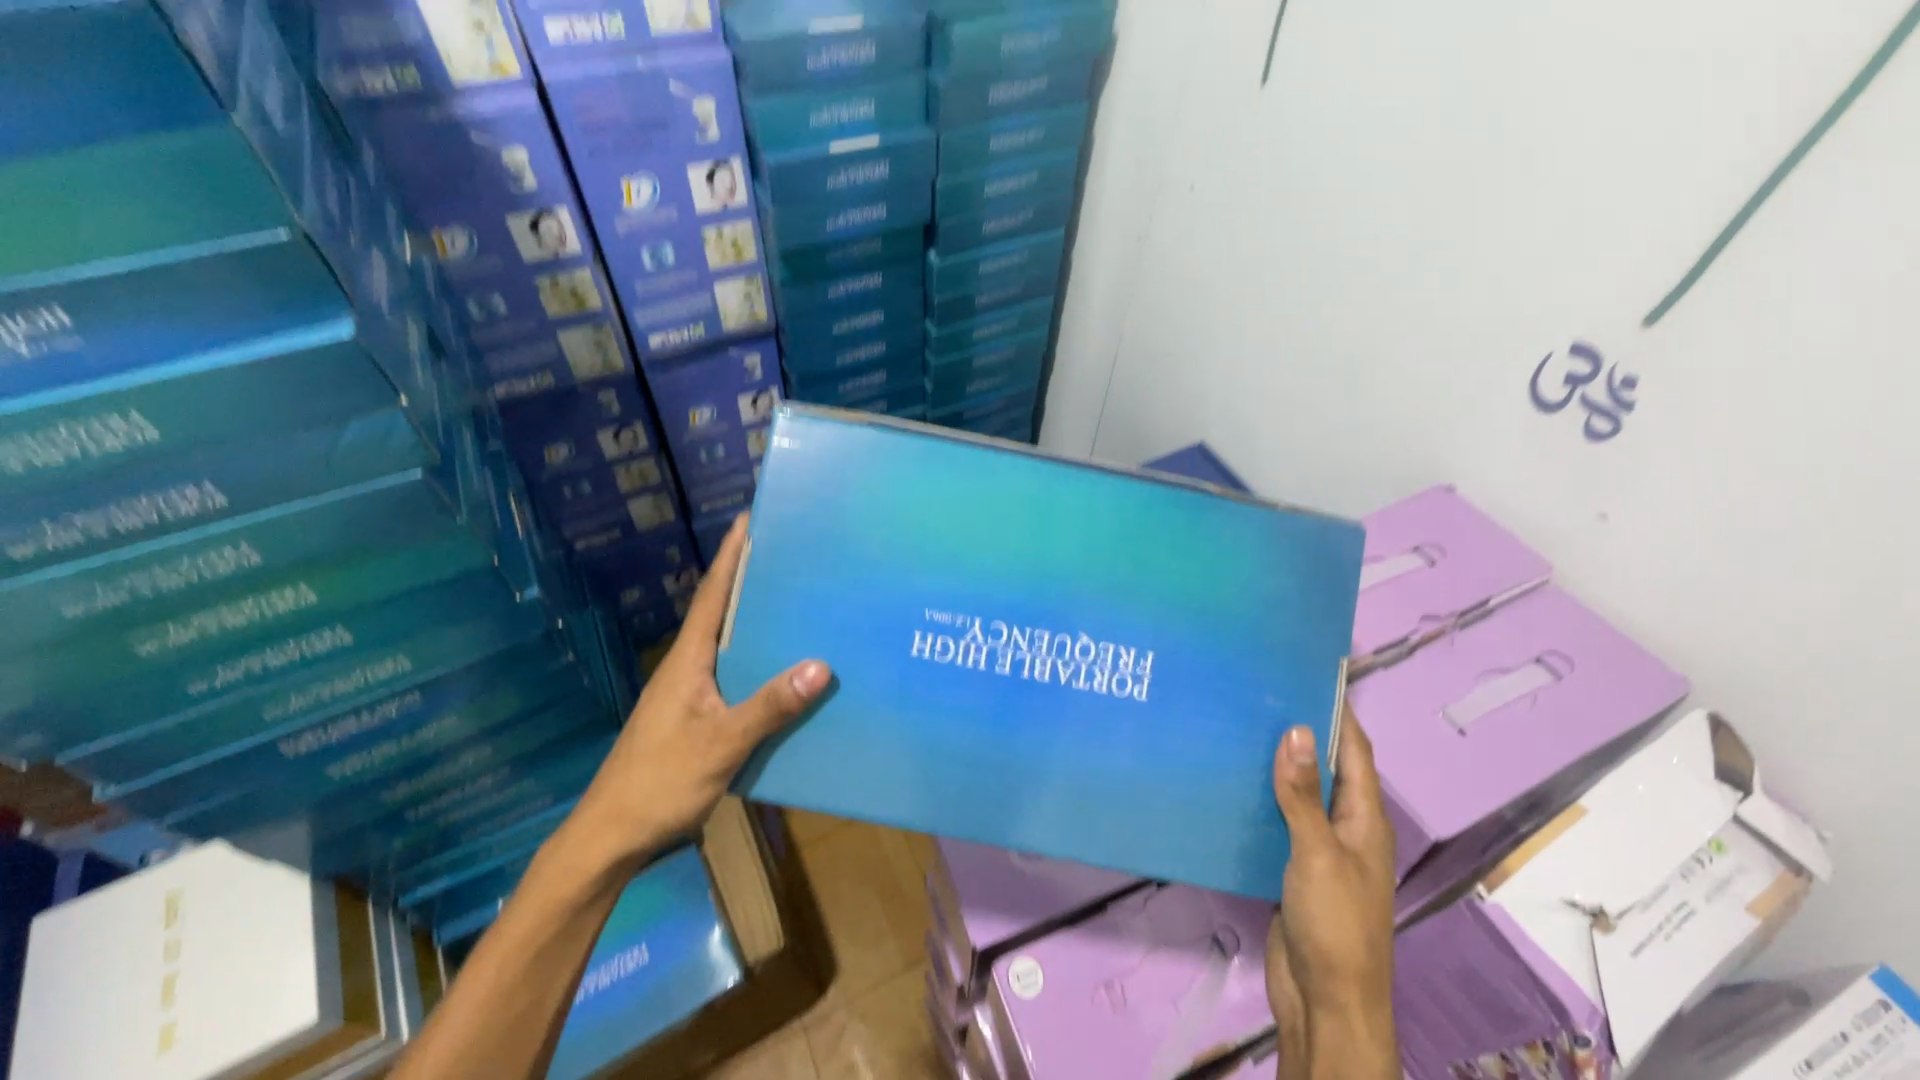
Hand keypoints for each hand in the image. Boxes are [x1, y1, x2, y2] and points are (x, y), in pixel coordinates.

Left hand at [568, 516, 830, 873]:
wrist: (612, 837)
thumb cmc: (660, 782)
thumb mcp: (721, 744)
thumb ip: (769, 706)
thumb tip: (821, 666)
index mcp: (686, 662)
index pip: (711, 596)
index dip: (731, 557)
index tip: (750, 519)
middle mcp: (685, 671)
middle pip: (720, 616)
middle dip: (750, 583)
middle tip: (791, 559)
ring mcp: (688, 699)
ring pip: (728, 650)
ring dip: (756, 627)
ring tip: (799, 610)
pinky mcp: (694, 724)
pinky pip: (733, 682)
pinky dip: (758, 669)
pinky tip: (785, 680)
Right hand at [1266, 708, 1399, 1079]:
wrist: (1326, 999)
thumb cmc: (1335, 922)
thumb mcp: (1317, 853)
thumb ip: (1302, 795)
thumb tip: (1295, 730)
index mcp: (1365, 819)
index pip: (1355, 751)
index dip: (1340, 713)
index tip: (1313, 673)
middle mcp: (1346, 829)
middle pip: (1326, 769)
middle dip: (1302, 733)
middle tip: (1260, 694)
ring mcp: (1320, 851)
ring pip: (1299, 796)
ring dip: (1278, 766)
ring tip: (1238, 729)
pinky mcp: (1293, 870)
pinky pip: (1279, 824)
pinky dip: (1261, 801)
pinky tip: (1231, 787)